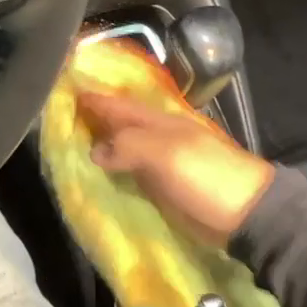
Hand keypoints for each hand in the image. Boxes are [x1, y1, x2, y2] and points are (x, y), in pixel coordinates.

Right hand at [73, 90, 276, 245]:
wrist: (246, 214)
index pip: (118, 104)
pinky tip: (97, 173)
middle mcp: (158, 136)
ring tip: (71, 144)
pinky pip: (129, 172)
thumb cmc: (206, 177)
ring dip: (100, 144)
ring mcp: (161, 161)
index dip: (94, 98)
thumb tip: (95, 151)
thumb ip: (127, 146)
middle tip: (61, 118)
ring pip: (122, 147)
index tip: (65, 92)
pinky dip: (112, 169)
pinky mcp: (163, 185)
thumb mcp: (165, 153)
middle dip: (93, 118)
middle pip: (119, 123)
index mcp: (160, 121)